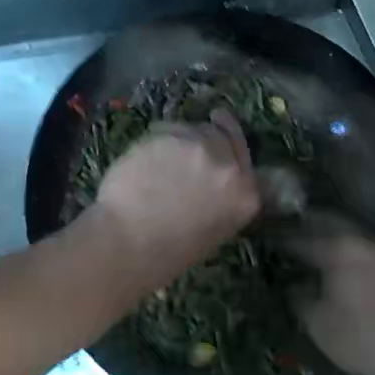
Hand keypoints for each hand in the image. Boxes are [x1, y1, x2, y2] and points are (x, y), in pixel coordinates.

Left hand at [88, 110, 260, 284]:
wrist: (129, 243)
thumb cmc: (166, 251)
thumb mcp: (211, 229)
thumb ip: (220, 196)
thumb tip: (208, 175)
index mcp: (246, 197)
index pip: (243, 156)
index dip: (230, 138)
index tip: (220, 123)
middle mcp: (230, 168)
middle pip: (220, 136)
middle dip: (203, 136)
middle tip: (185, 137)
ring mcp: (202, 149)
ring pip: (191, 129)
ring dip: (176, 139)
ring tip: (153, 162)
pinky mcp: (172, 135)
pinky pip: (164, 130)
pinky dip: (152, 141)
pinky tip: (139, 162)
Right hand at [288, 222, 374, 374]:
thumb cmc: (363, 338)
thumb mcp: (318, 324)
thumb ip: (299, 300)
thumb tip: (291, 285)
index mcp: (336, 249)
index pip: (299, 236)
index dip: (280, 239)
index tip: (265, 242)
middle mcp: (359, 244)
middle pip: (326, 227)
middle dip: (305, 230)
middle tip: (285, 237)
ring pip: (345, 240)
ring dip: (327, 242)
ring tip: (308, 254)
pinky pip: (359, 254)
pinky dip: (344, 256)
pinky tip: (336, 271)